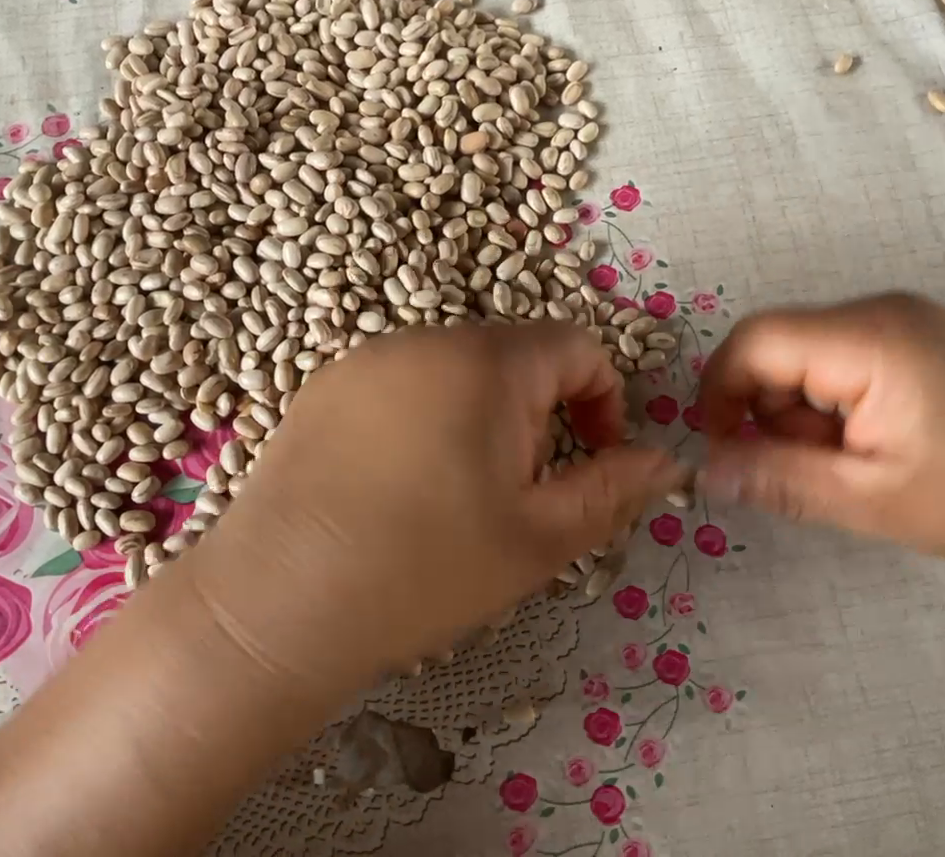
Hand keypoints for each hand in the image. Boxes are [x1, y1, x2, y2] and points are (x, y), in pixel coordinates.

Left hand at [181, 321, 688, 692]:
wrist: (277, 604)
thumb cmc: (424, 569)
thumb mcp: (539, 537)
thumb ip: (614, 488)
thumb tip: (667, 460)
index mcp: (487, 362)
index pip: (577, 347)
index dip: (604, 401)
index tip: (592, 460)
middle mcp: (424, 339)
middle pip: (515, 357)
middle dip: (538, 414)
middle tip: (519, 492)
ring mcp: (365, 360)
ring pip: (456, 372)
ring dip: (481, 417)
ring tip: (457, 495)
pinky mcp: (323, 388)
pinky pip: (401, 386)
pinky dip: (424, 420)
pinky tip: (397, 488)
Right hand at [697, 294, 944, 565]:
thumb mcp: (875, 501)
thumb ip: (779, 479)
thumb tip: (703, 470)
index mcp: (867, 339)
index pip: (752, 341)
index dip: (718, 393)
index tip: (725, 452)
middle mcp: (878, 310)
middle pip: (777, 348)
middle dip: (770, 412)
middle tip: (816, 474)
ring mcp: (903, 319)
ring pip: (807, 357)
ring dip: (806, 415)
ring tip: (861, 466)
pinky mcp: (920, 336)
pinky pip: (843, 361)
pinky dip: (837, 406)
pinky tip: (881, 445)